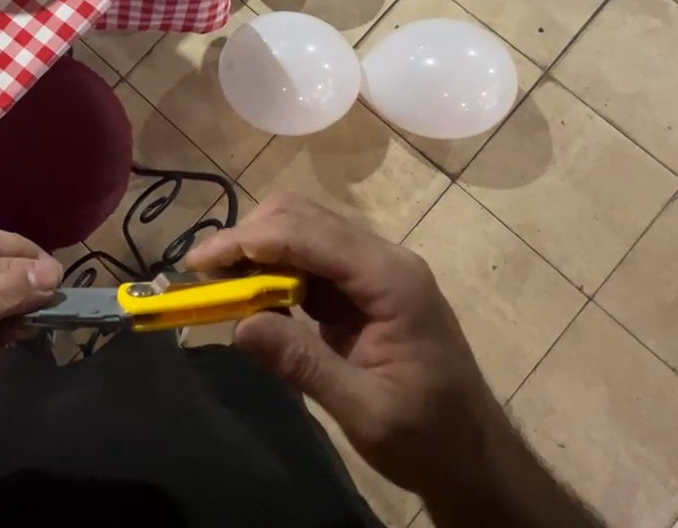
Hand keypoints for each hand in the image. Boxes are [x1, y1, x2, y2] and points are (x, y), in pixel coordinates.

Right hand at [185, 193, 504, 500]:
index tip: (200, 263)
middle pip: (301, 217)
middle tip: (205, 274)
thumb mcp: (365, 413)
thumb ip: (304, 364)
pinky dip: (271, 266)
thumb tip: (239, 325)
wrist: (477, 461)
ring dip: (255, 248)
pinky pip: (306, 255)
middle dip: (247, 238)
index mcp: (392, 281)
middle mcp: (382, 259)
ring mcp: (372, 268)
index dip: (248, 242)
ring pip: (300, 228)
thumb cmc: (430, 440)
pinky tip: (250, 292)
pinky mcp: (360, 284)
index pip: (307, 236)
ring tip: (219, 283)